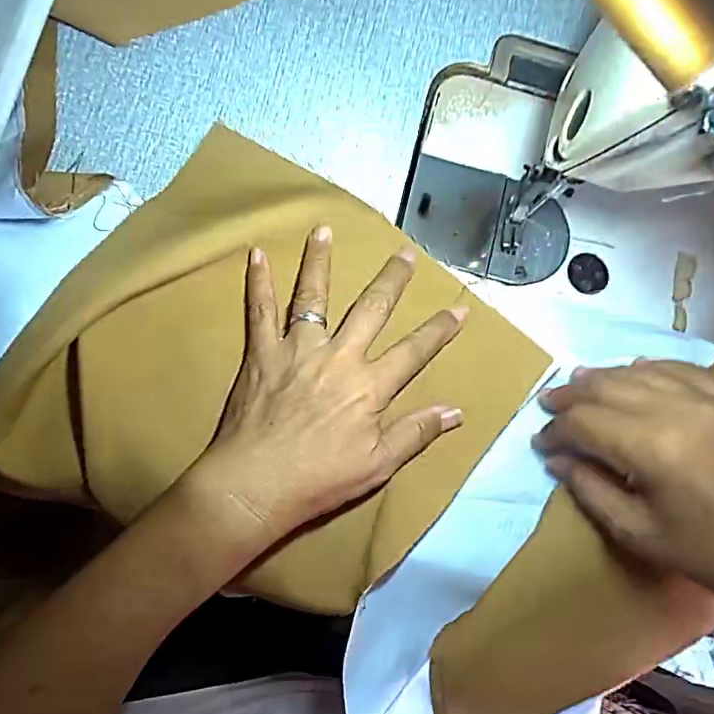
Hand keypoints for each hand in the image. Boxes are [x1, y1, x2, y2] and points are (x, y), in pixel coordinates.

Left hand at [177, 226, 466, 552]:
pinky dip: (257, 282)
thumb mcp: (376, 465)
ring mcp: (296, 351)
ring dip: (319, 261)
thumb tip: (455, 411)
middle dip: (391, 281)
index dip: (439, 331)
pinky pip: (259, 311)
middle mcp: (338, 357)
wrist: (255, 483)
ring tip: (323, 230)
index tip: (458, 310)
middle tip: (404, 254)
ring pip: (312, 297)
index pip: (414, 351)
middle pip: (371, 310)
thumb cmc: (318, 480)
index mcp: (370, 386)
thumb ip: (415, 434)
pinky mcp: (261, 355)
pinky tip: (256, 254)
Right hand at [533, 361, 713, 713]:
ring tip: (578, 384)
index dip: (555, 432)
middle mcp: (680, 410)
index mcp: (653, 445)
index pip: (584, 421)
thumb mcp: (639, 533)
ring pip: (643, 371)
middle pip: (608, 386)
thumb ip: (591, 490)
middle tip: (547, 407)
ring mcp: (713, 401)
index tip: (540, 446)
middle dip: (571, 395)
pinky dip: (650, 368)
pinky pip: (684, 370)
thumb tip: (560, 461)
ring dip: (605, 377)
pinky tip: (635, 373)